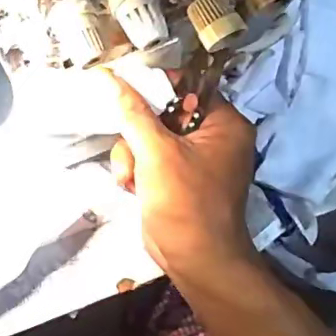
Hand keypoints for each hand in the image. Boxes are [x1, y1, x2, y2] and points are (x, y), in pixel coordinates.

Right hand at [106, 71, 259, 283]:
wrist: (195, 260)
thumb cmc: (184, 202)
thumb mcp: (156, 152)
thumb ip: (133, 112)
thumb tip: (111, 75)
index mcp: (224, 123)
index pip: (187, 86)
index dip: (154, 88)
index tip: (125, 95)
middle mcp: (214, 137)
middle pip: (162, 113)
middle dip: (137, 134)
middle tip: (132, 153)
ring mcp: (195, 159)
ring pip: (149, 137)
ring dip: (132, 156)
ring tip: (130, 178)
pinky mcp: (177, 178)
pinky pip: (149, 159)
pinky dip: (136, 170)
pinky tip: (132, 186)